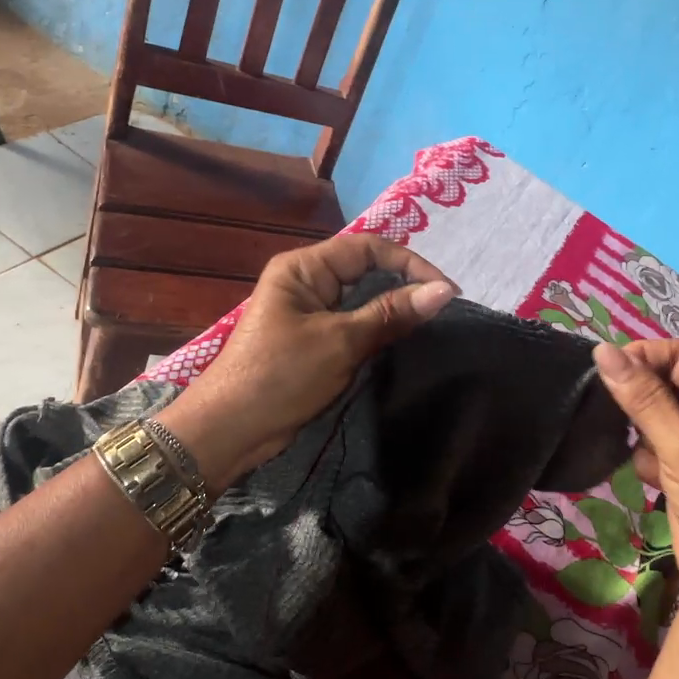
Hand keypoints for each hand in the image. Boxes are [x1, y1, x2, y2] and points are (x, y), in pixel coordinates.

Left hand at [156, 235, 457, 487]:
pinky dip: (379, 332)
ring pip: (363, 301)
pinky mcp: (314, 342)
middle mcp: (307, 282)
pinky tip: (404, 344)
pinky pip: (355, 326)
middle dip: (405, 286)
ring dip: (394, 311)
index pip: (368, 248)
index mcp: (304, 267)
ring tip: (432, 326)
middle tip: (444, 310)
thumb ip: (392, 314)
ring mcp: (310, 313)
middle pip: (367, 271)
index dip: (410, 264)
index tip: (447, 292)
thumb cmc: (281, 376)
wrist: (231, 430)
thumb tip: (444, 291)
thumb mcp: (341, 342)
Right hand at [592, 340, 678, 601]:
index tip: (604, 372)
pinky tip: (653, 478)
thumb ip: (642, 397)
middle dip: (640, 397)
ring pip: (656, 412)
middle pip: (667, 380)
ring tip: (645, 454)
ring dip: (642, 430)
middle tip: (613, 412)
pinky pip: (655, 442)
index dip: (643, 357)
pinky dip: (647, 455)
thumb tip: (601, 350)